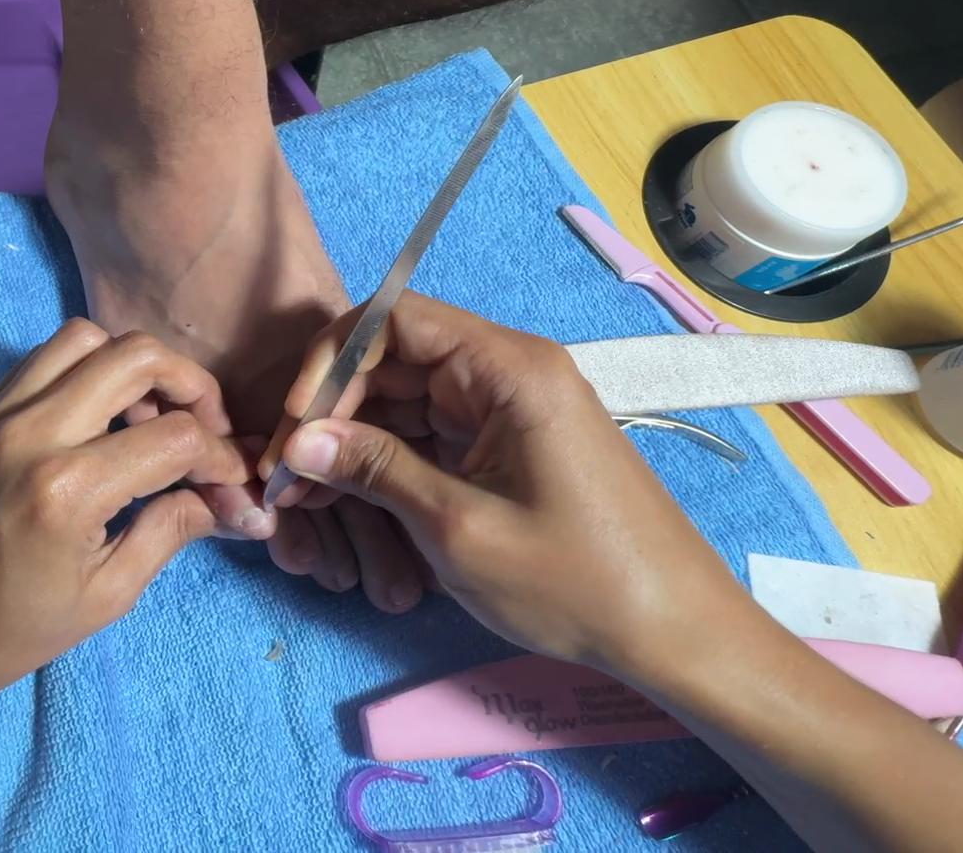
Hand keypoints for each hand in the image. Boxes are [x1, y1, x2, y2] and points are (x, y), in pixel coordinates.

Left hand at [0, 319, 254, 712]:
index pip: (174, 437)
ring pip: (85, 338)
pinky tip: (98, 415)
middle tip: (203, 425)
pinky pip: (42, 358)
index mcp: (67, 490)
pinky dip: (85, 369)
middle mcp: (31, 432)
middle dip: (190, 384)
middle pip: (135, 356)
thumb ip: (174, 529)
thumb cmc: (14, 629)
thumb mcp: (109, 594)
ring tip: (148, 413)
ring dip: (132, 364)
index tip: (229, 478)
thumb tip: (233, 501)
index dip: (219, 454)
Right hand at [267, 292, 749, 674]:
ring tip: (300, 490)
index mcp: (506, 368)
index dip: (333, 360)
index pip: (394, 320)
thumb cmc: (576, 581)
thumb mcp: (457, 526)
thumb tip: (298, 440)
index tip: (296, 419)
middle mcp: (501, 371)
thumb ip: (373, 469)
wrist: (679, 640)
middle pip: (391, 362)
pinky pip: (421, 433)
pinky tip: (340, 495)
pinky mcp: (495, 443)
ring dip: (348, 440)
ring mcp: (498, 409)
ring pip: (399, 401)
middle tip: (283, 469)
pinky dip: (379, 460)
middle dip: (331, 410)